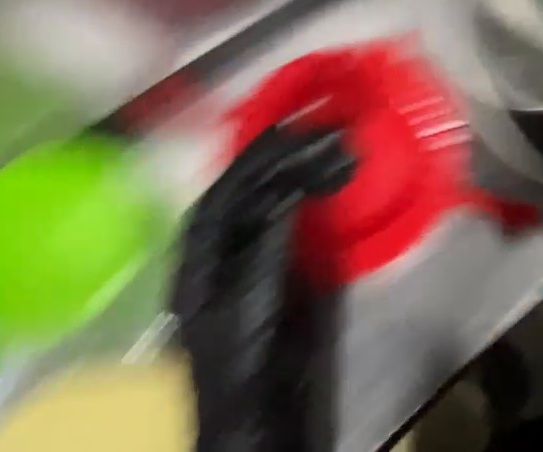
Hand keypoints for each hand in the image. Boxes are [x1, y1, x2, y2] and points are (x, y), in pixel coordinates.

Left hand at [173, 125, 352, 451]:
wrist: (266, 414)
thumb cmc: (246, 358)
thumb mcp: (252, 294)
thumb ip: (268, 237)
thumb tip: (288, 185)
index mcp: (201, 258)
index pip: (224, 193)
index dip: (255, 158)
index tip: (293, 129)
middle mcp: (225, 252)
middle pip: (251, 193)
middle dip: (286, 160)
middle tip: (329, 133)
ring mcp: (257, 261)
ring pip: (277, 204)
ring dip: (306, 175)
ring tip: (341, 152)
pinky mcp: (287, 271)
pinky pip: (299, 223)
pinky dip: (318, 199)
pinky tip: (339, 183)